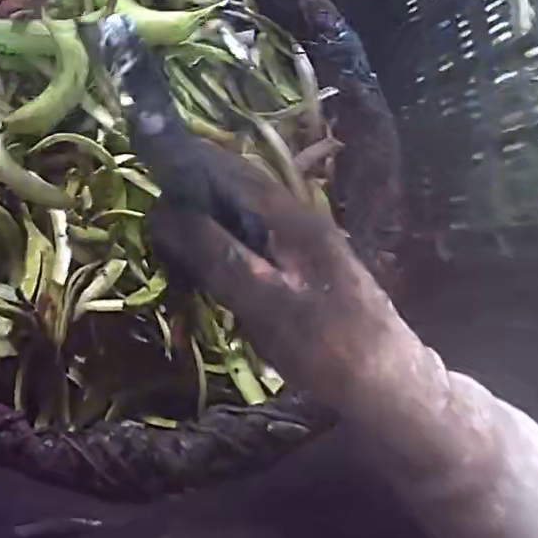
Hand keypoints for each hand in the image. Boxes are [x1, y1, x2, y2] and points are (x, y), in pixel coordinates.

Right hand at [95, 16, 404, 407]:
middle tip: (152, 197)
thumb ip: (211, 252)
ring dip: (201, 200)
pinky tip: (205, 249)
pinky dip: (218, 225)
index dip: (180, 155)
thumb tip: (160, 211)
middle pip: (227, 175)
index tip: (144, 151)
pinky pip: (247, 222)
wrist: (393, 385)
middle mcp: (291, 208)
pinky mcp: (298, 251)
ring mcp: (297, 229)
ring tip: (170, 223)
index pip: (220, 165)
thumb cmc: (326, 345)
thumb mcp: (262, 301)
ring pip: (236, 196)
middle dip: (186, 176)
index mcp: (284, 211)